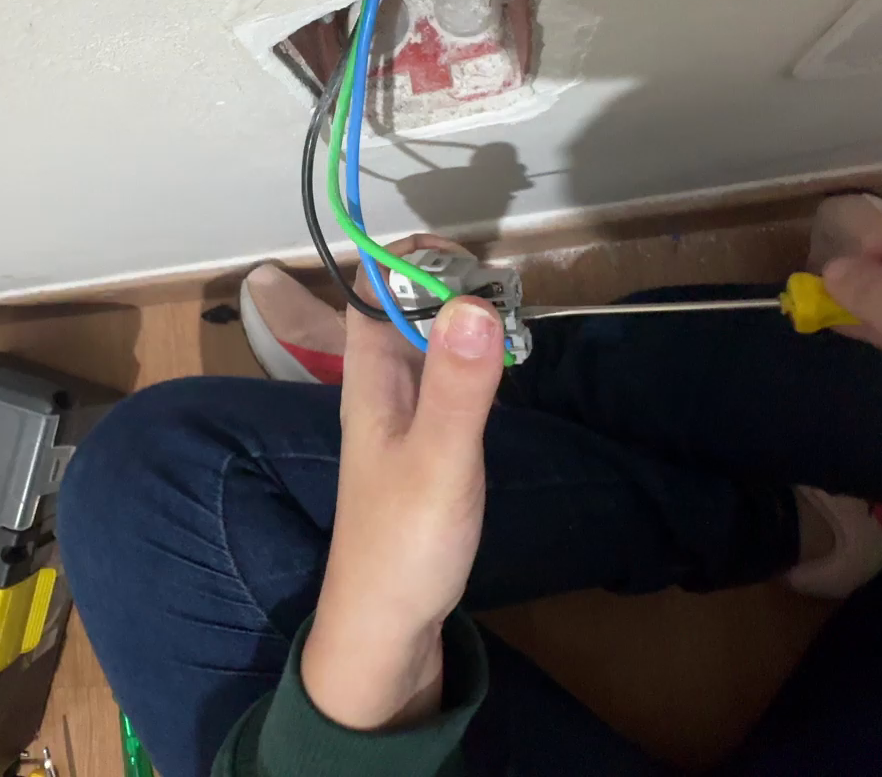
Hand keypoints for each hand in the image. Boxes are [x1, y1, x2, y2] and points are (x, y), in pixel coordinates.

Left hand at [301, 237, 505, 729]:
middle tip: (504, 290)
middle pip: (401, 307)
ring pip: (426, 338)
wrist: (389, 622)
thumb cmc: (405, 542)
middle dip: (446, 282)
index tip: (464, 259)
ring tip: (512, 311)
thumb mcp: (438, 459)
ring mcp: (404, 409)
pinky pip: (447, 373)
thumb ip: (457, 385)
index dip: (404, 260)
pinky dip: (473, 352)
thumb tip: (473, 302)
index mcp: (368, 376)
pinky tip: (504, 358)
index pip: (369, 291)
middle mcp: (381, 383)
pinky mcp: (428, 435)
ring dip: (462, 314)